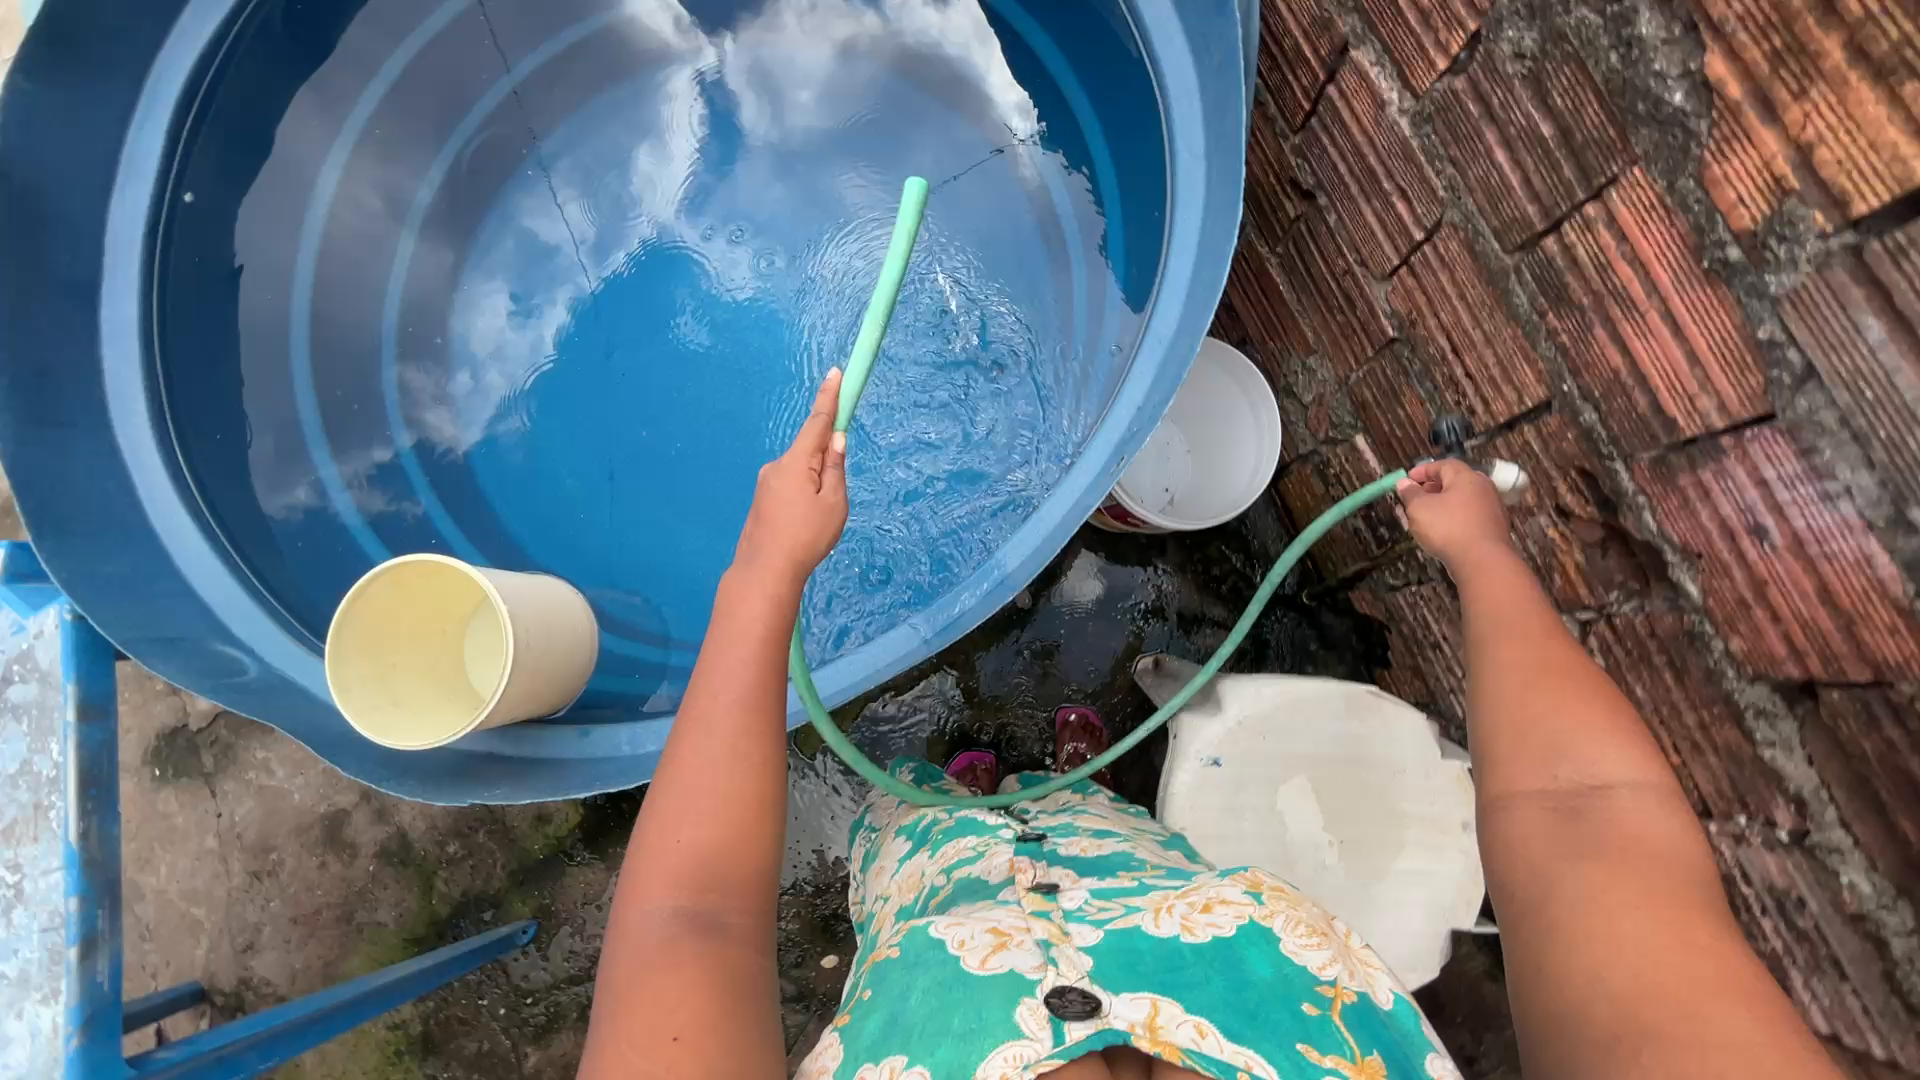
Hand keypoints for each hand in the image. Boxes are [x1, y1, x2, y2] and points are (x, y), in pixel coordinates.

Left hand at [732, 369, 848, 586]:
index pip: (817, 422)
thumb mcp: (834, 503)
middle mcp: (777, 465)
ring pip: (801, 472)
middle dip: (827, 464)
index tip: (835, 373)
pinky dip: (803, 498)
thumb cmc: (806, 537)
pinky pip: (790, 487)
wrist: (765, 570)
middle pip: (810, 450)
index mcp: (797, 462)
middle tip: (831, 503)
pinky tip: (803, 526)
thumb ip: (835, 468)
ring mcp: (766, 482)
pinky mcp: (762, 498)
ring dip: (815, 487)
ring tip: (816, 525)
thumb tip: (835, 438)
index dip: (829, 397)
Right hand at [1395, 458, 1513, 569]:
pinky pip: (1469, 514)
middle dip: (1432, 487)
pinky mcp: (1493, 526)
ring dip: (1442, 503)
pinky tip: (1442, 530)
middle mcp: (1482, 487)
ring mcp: (1491, 507)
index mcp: (1466, 477)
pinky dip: (1454, 516)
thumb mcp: (1418, 508)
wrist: (1482, 559)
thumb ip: (1410, 493)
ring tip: (1425, 516)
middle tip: (1415, 497)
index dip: (1423, 470)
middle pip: (1455, 481)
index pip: (1443, 465)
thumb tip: (1404, 483)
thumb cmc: (1447, 527)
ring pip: (1462, 499)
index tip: (1407, 480)